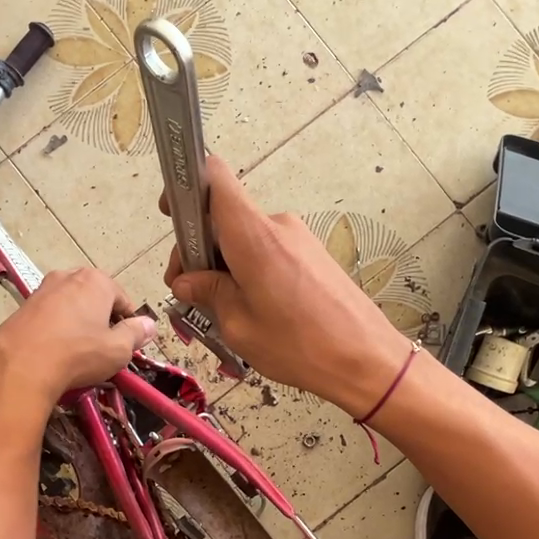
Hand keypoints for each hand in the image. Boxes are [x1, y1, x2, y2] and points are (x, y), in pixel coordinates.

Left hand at [0, 268, 155, 401]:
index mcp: (96, 281)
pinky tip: (55, 352)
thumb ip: (137, 333)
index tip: (126, 344)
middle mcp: (68, 276)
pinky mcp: (22, 307)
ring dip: (78, 325)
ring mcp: (42, 290)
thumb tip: (149, 324)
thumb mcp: (119, 349)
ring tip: (78, 352)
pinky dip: (56, 330)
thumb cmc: (78, 354)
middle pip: (95, 299)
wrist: (20, 366)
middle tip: (103, 348)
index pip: (123, 300)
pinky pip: (49, 317)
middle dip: (102, 320)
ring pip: (71, 306)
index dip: (128, 324)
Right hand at [164, 156, 413, 416]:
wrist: (367, 360)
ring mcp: (299, 239)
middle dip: (199, 250)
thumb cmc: (300, 347)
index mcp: (253, 236)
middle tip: (189, 293)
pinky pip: (269, 252)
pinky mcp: (314, 255)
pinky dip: (251, 272)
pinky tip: (254, 310)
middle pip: (225, 218)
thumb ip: (209, 293)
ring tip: (225, 312)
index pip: (214, 178)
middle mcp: (277, 226)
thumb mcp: (239, 326)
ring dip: (226, 267)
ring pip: (246, 240)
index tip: (171, 214)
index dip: (186, 185)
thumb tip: (186, 280)